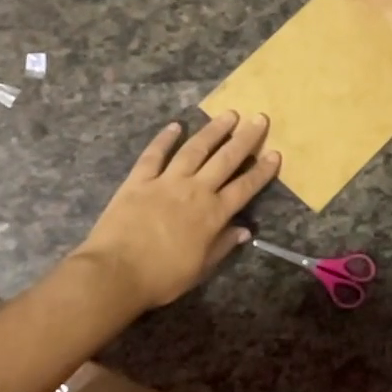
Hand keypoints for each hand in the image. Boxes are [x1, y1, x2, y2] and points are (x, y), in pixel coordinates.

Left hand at [69, 113, 279, 311]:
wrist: (115, 273)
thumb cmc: (162, 277)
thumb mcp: (201, 268)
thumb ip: (223, 245)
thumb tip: (244, 230)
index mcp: (214, 214)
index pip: (245, 187)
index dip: (262, 170)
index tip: (275, 153)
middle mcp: (195, 191)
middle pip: (225, 159)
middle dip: (245, 139)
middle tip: (259, 119)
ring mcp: (166, 182)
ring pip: (194, 150)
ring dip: (213, 131)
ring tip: (228, 115)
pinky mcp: (138, 181)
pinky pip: (153, 155)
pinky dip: (164, 139)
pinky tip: (175, 126)